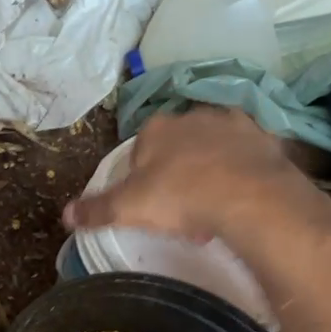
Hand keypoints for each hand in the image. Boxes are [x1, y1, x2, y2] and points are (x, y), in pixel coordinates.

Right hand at [63, 109, 330, 243]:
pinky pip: (245, 157)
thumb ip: (96, 210)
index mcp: (155, 128)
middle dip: (177, 173)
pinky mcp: (265, 138)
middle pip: (178, 146)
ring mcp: (232, 124)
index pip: (140, 150)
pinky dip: (241, 173)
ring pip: (213, 149)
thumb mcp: (128, 208)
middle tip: (181, 210)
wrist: (250, 197)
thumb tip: (65, 215)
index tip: (150, 203)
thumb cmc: (180, 197)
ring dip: (210, 172)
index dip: (142, 177)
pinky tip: (240, 200)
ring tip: (212, 209)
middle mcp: (192, 117)